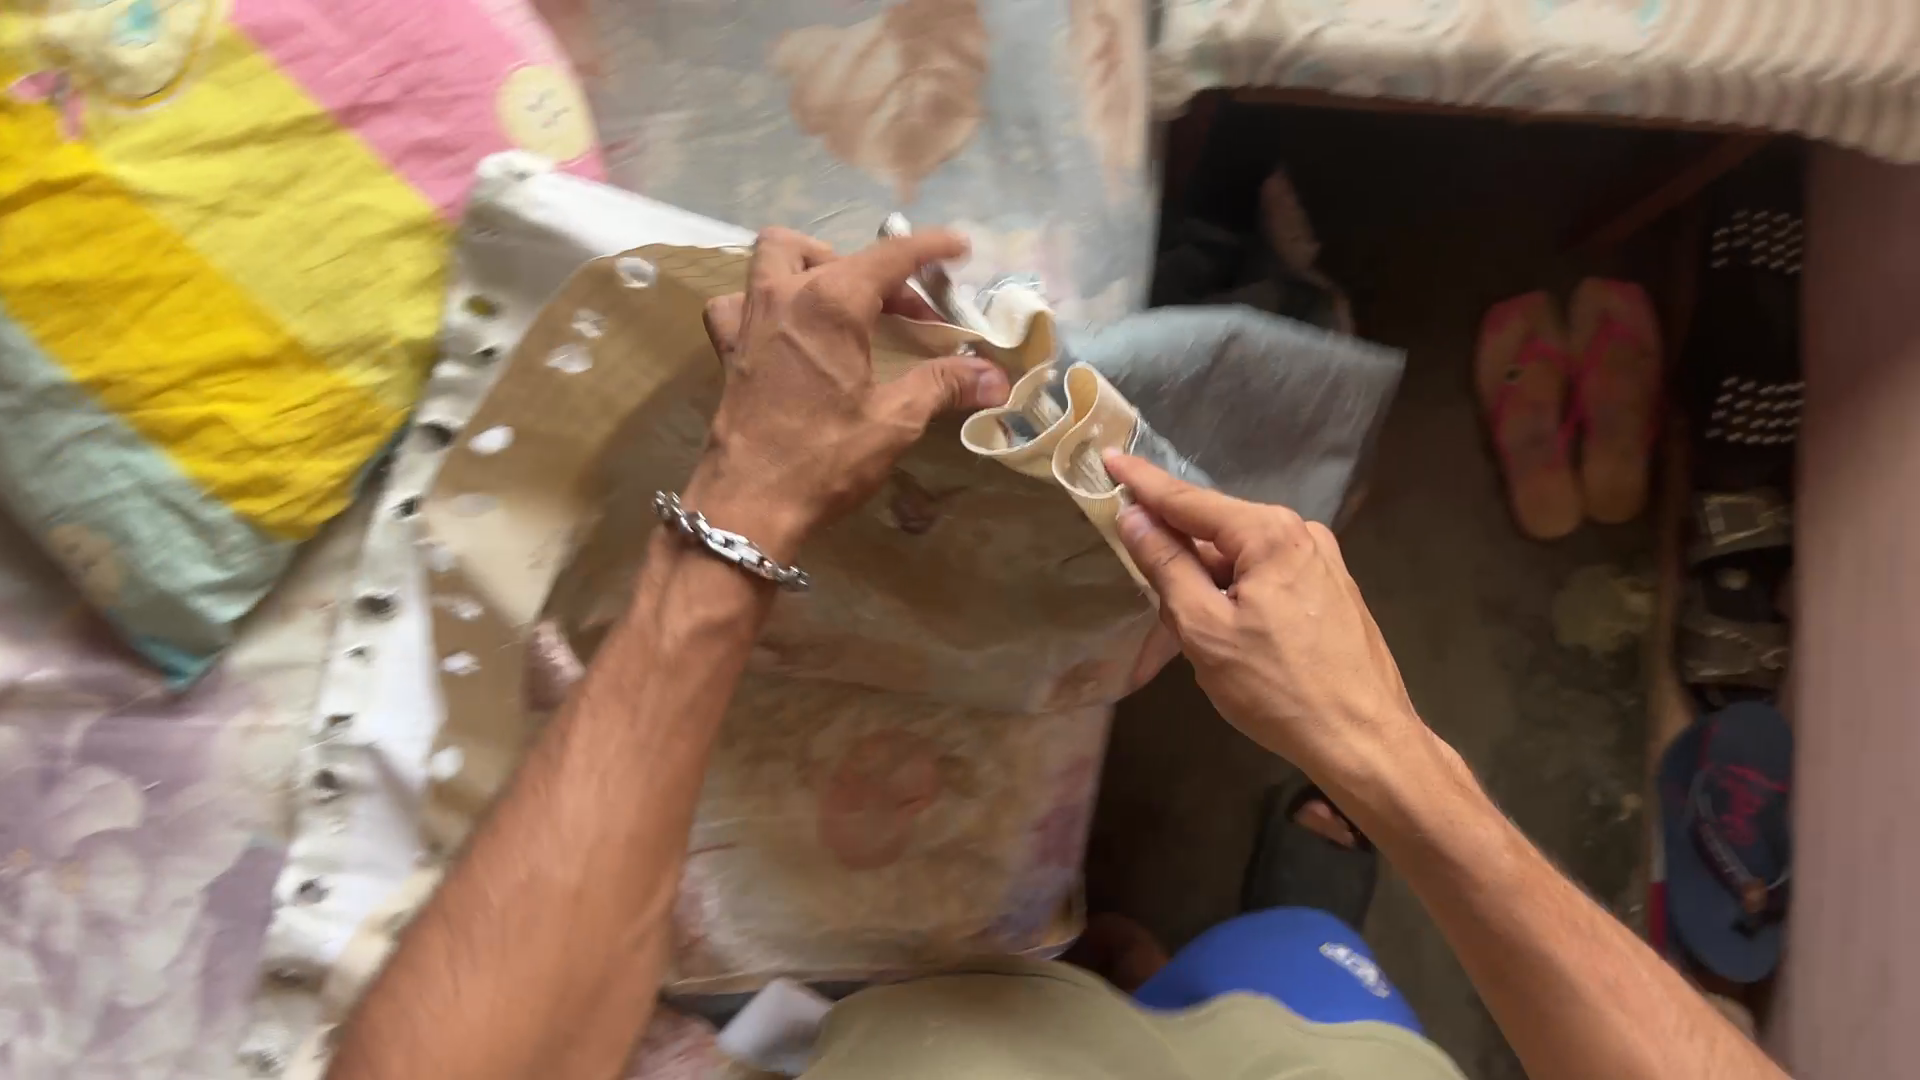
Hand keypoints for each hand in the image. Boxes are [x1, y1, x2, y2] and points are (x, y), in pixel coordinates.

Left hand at [691, 227, 1011, 553]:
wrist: (750, 503)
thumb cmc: (824, 459)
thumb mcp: (894, 421)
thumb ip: (943, 385)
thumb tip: (994, 377)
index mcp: (831, 303)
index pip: (889, 256)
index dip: (929, 247)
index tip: (959, 248)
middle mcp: (785, 296)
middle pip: (837, 255)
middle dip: (879, 272)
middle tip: (906, 311)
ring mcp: (749, 319)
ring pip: (775, 257)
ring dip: (812, 263)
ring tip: (841, 298)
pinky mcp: (728, 349)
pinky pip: (738, 302)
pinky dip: (763, 302)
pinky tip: (783, 328)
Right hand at [1103, 451, 1427, 787]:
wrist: (1365, 742)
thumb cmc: (1277, 687)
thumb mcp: (1204, 628)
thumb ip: (1166, 566)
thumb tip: (1134, 517)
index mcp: (1269, 533)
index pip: (1188, 500)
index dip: (1142, 482)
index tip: (1110, 457)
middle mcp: (1301, 533)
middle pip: (1215, 527)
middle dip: (1176, 547)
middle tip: (1146, 580)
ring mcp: (1322, 560)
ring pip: (1239, 555)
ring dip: (1206, 578)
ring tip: (1196, 629)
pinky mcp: (1331, 588)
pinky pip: (1264, 573)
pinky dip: (1234, 589)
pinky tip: (1230, 629)